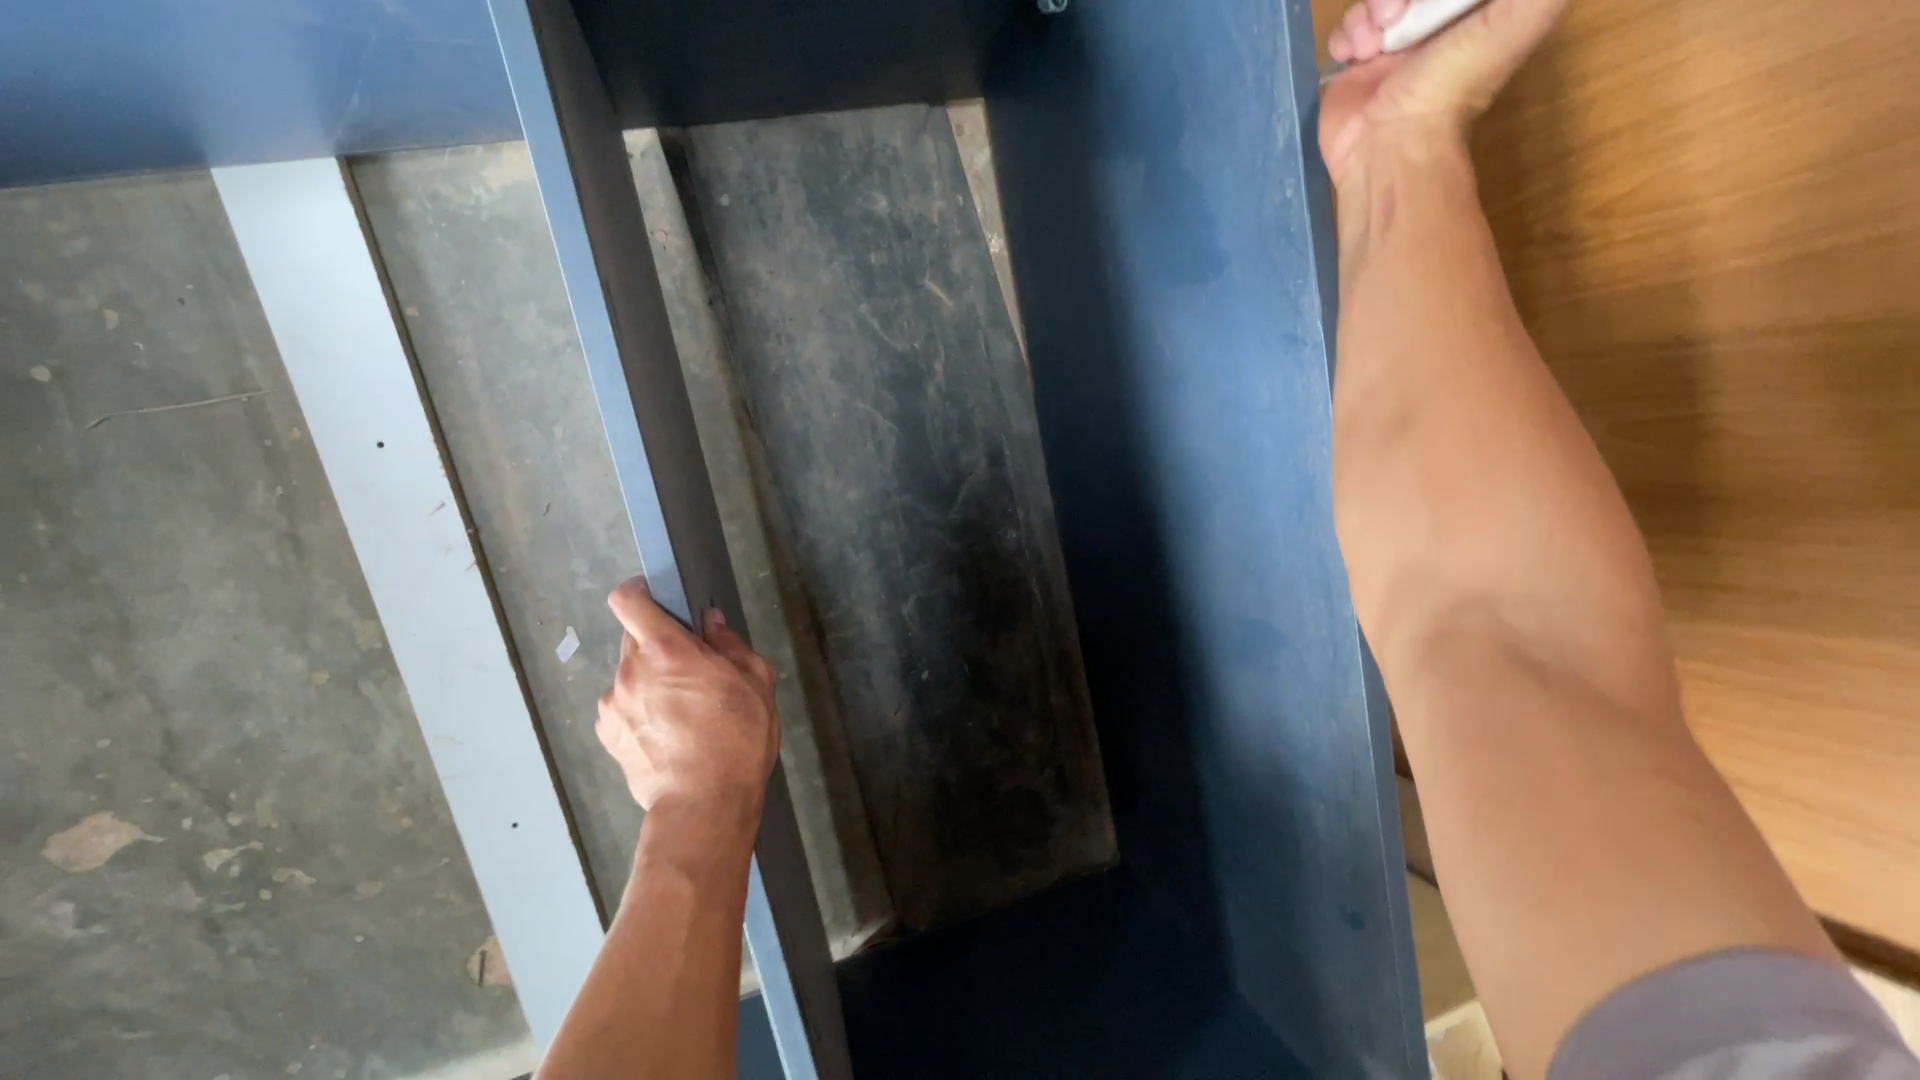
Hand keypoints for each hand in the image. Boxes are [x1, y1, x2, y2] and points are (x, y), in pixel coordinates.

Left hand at [597, 577, 779, 817]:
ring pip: (631, 675)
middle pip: (636, 638)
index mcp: (666, 649)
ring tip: (683, 714)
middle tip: (692, 672)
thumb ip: (731, 645)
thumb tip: (712, 623)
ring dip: (651, 682)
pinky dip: (641, 712)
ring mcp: (613, 703)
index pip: (628, 599)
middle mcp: (630, 670)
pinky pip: (624, 706)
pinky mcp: (607, 733)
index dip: (640, 592)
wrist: (703, 804)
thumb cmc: (737, 739)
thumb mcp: (756, 683)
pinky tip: (668, 736)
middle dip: (661, 646)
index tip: (657, 599)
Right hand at [1320, 0, 1567, 185]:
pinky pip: (1347, 29)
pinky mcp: (1356, 66)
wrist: (1389, 144)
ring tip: (1371, 45)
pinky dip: (1345, 35)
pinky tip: (1353, 55)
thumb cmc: (1450, 85)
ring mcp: (1392, 46)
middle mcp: (1434, 26)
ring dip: (1368, 11)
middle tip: (1394, 14)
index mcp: (1475, 13)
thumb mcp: (1516, 23)